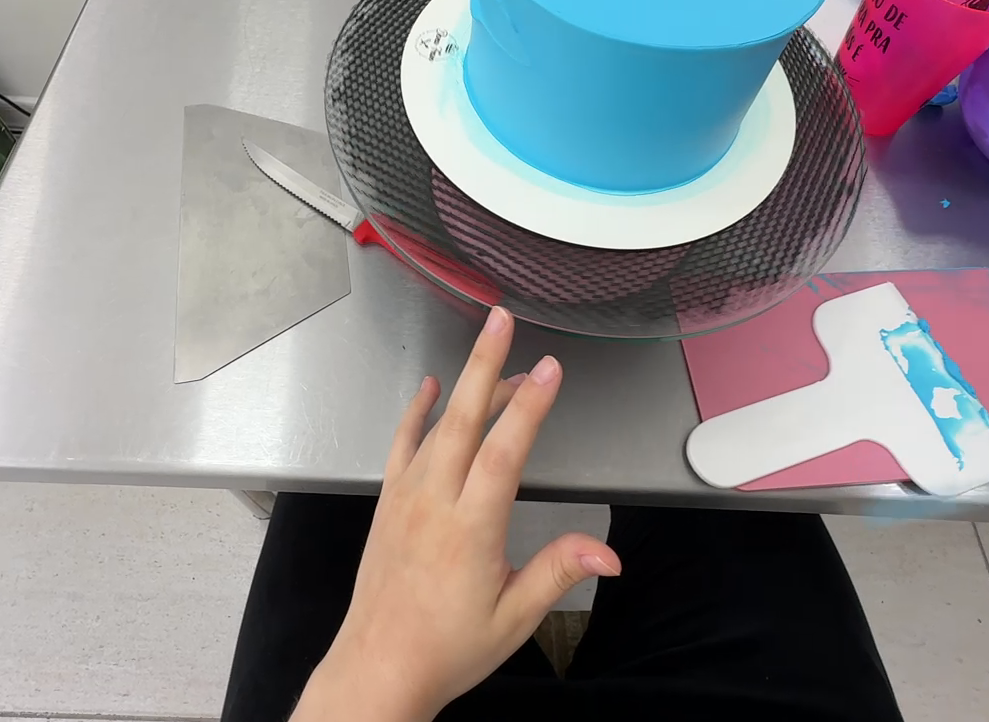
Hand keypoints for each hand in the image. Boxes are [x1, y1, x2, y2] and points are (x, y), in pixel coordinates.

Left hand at [292, 307, 619, 721]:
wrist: (378, 667)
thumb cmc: (446, 647)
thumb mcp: (513, 617)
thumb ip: (559, 572)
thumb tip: (610, 553)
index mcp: (471, 527)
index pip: (505, 452)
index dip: (530, 406)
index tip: (549, 369)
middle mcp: (436, 500)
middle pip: (466, 417)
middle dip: (488, 363)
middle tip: (502, 321)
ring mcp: (408, 493)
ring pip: (440, 424)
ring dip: (469, 385)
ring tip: (498, 360)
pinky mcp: (389, 497)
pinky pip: (402, 441)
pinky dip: (417, 409)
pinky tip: (430, 387)